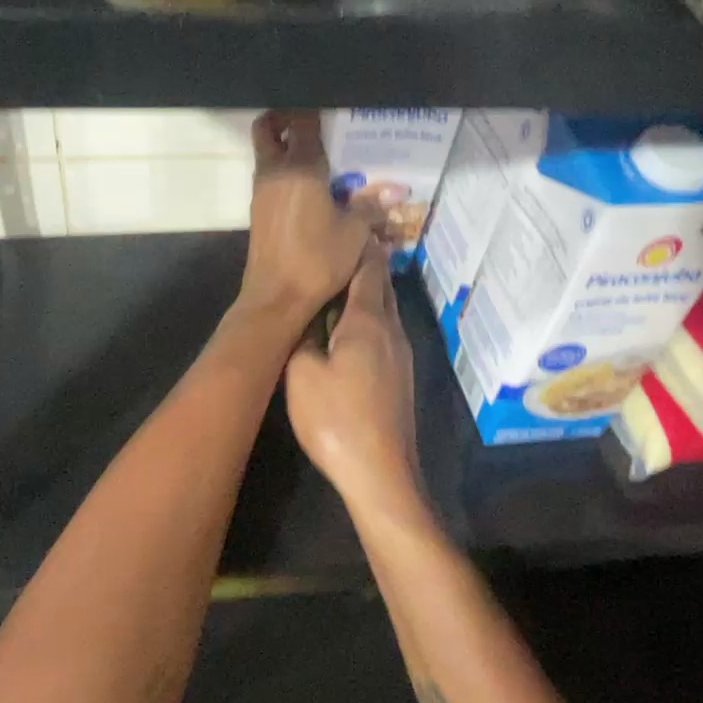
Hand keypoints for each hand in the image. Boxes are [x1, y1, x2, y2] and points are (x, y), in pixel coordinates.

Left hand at [241, 111, 376, 317]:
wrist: (276, 297)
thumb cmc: (318, 259)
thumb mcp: (355, 233)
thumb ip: (371, 206)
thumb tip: (394, 192)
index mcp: (300, 166)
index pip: (301, 120)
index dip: (314, 110)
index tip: (331, 110)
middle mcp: (275, 171)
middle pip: (268, 128)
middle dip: (285, 119)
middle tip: (313, 125)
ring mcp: (262, 191)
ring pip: (267, 154)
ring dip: (286, 148)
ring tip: (322, 159)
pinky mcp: (258, 210)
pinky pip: (270, 177)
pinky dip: (285, 173)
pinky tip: (313, 189)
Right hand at [286, 250, 423, 517]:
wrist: (380, 473)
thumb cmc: (336, 418)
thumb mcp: (302, 374)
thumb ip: (302, 336)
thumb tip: (306, 314)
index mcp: (367, 322)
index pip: (369, 271)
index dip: (361, 249)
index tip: (350, 230)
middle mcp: (391, 332)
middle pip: (381, 288)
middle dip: (366, 267)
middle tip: (341, 252)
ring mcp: (400, 357)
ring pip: (385, 312)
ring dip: (368, 295)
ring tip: (340, 286)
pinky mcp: (399, 378)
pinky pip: (385, 334)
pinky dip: (370, 319)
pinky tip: (350, 330)